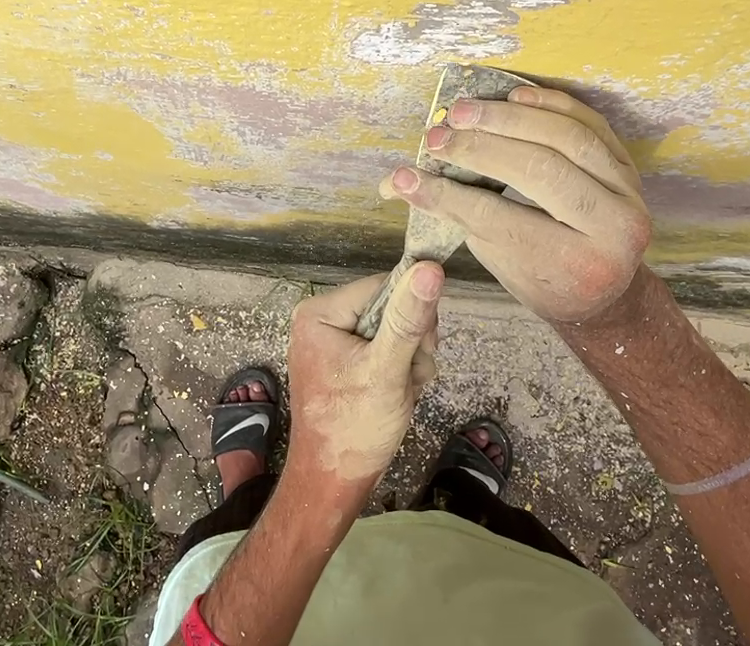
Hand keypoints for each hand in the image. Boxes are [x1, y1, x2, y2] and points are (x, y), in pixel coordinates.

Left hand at [284, 261, 443, 488]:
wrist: (333, 481)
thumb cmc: (354, 428)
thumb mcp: (387, 369)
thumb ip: (408, 319)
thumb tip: (429, 268)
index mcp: (319, 311)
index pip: (383, 285)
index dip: (411, 313)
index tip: (422, 348)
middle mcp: (321, 318)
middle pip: (389, 306)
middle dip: (410, 342)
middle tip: (407, 376)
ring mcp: (331, 340)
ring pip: (393, 330)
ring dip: (408, 360)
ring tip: (400, 391)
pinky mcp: (342, 360)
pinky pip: (383, 349)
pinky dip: (398, 371)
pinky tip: (394, 395)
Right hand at [380, 85, 649, 326]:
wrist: (608, 290)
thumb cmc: (542, 280)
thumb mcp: (499, 262)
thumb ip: (458, 218)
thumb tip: (397, 182)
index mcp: (575, 266)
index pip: (498, 220)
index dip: (447, 196)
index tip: (405, 177)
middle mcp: (614, 228)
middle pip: (538, 170)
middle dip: (478, 148)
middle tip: (434, 138)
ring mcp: (628, 192)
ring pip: (566, 137)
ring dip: (506, 118)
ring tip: (461, 112)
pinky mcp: (628, 165)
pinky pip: (589, 122)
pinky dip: (548, 104)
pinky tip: (511, 98)